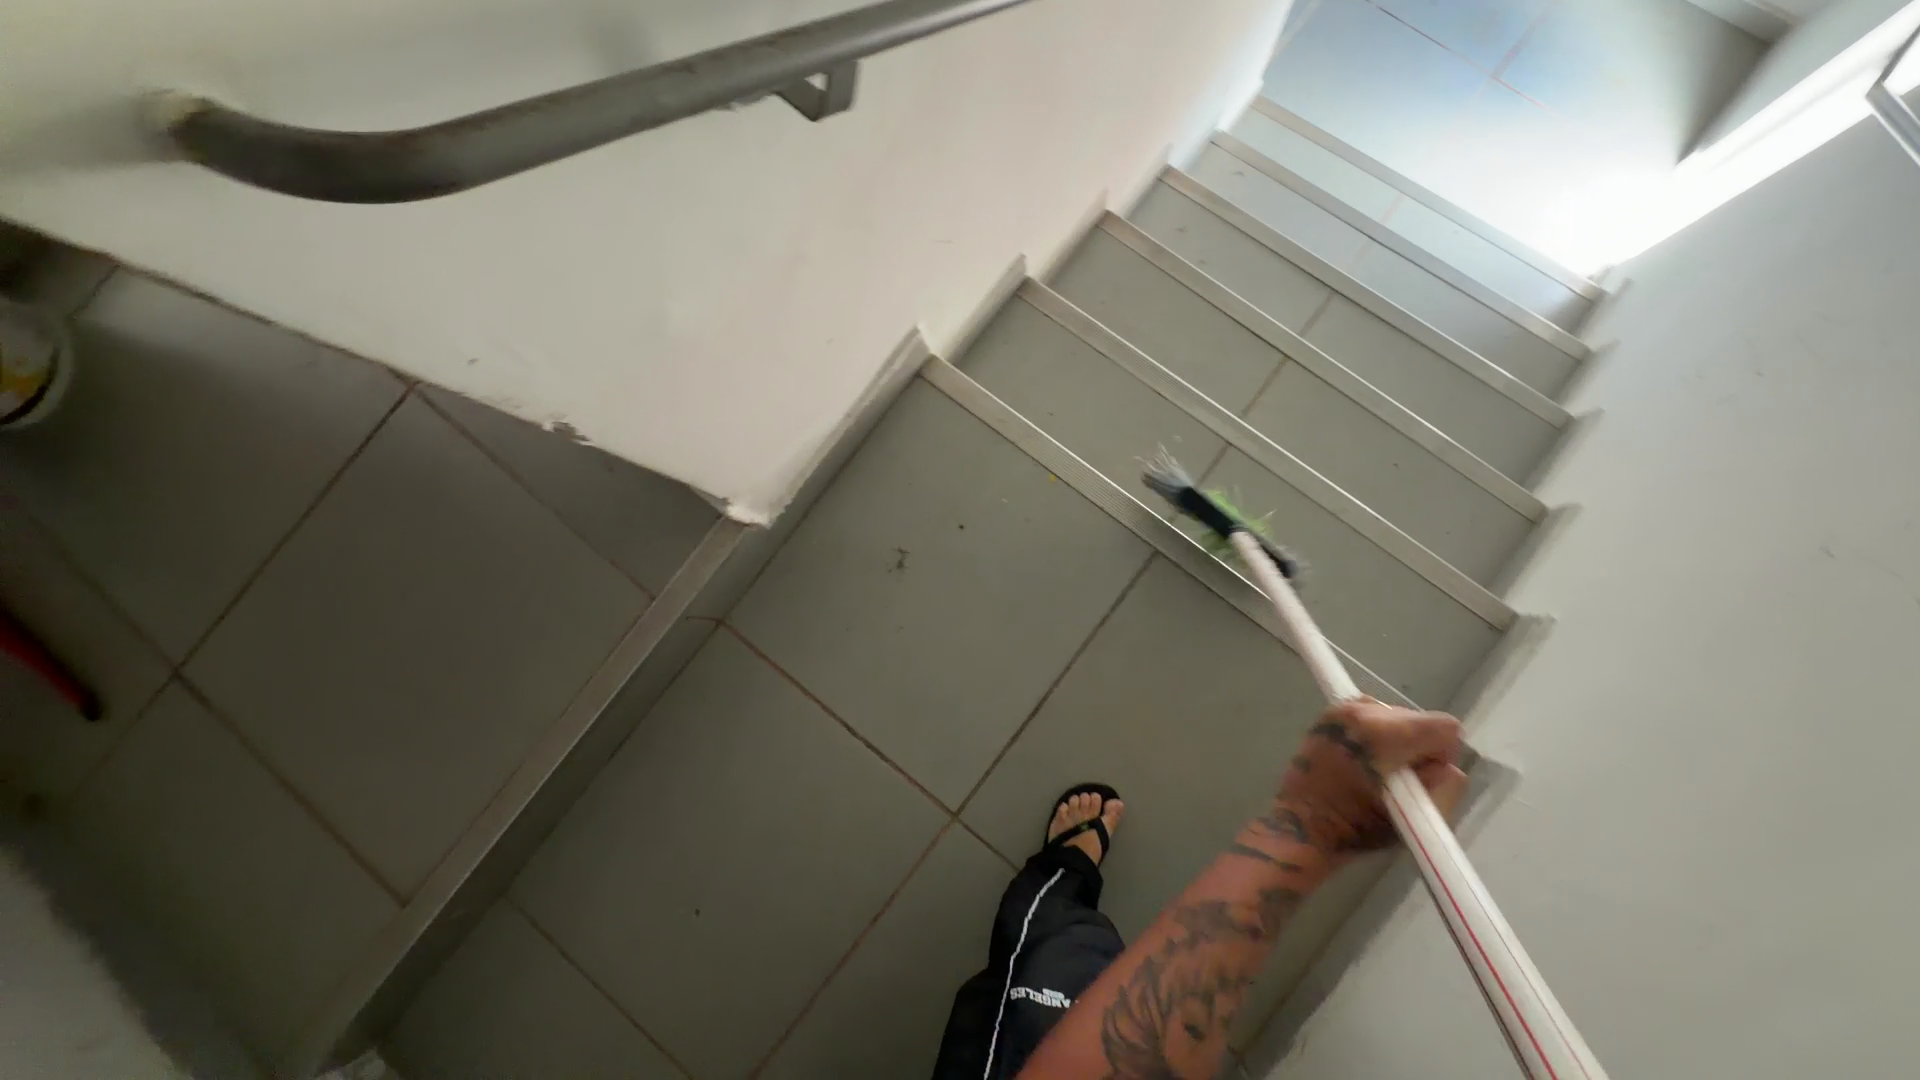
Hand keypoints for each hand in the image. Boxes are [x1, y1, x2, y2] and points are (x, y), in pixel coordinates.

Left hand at [1275, 698, 1466, 857]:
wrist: (1302, 823)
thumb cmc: (1356, 826)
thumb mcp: (1414, 817)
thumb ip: (1444, 786)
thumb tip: (1448, 766)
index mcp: (1384, 733)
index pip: (1444, 725)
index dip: (1443, 753)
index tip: (1426, 777)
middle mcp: (1362, 710)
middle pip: (1417, 719)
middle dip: (1418, 746)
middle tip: (1401, 779)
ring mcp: (1341, 709)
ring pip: (1393, 715)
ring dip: (1396, 739)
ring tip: (1380, 770)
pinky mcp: (1327, 715)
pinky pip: (1369, 715)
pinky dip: (1374, 733)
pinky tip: (1364, 759)